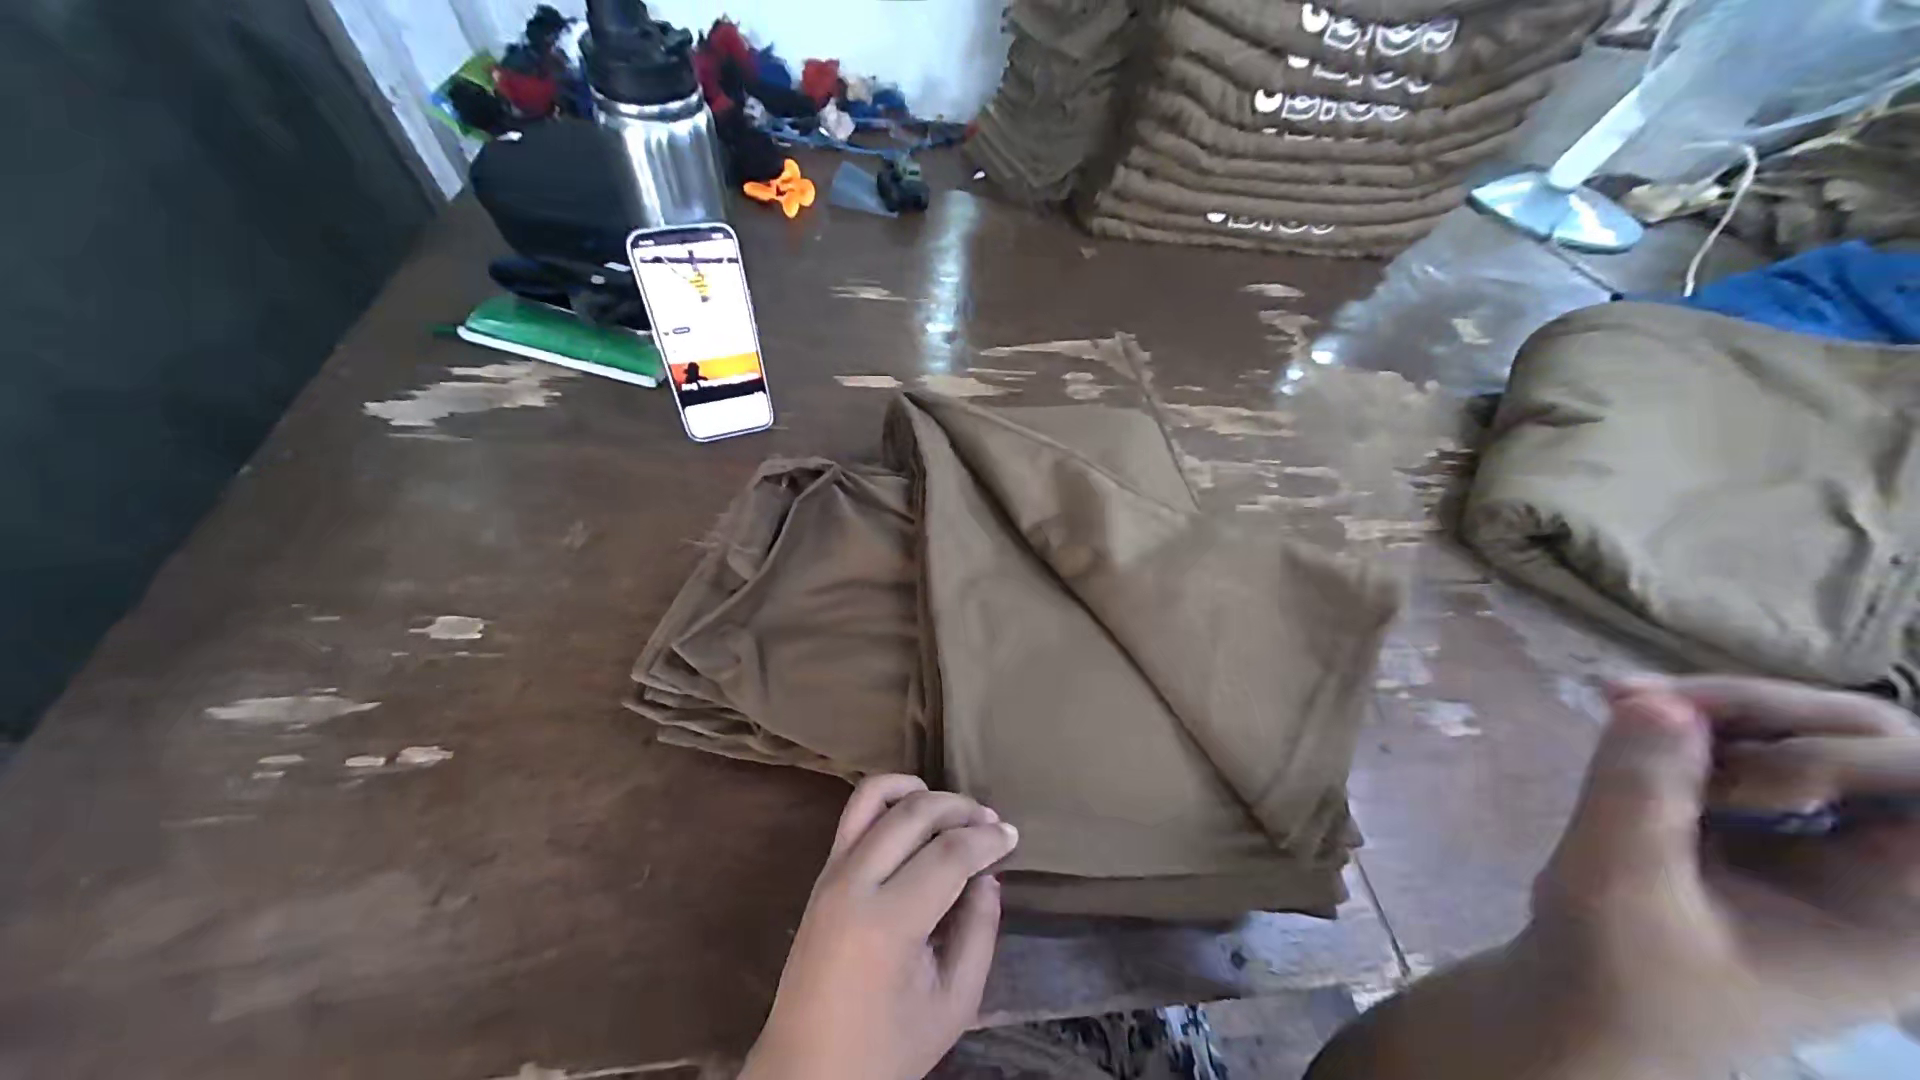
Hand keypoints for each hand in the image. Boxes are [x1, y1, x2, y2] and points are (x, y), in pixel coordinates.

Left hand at [740, 775, 1018, 1079]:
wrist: (807, 1072)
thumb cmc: (887, 1049)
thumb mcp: (954, 1003)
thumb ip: (979, 931)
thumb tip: (986, 875)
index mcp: (888, 923)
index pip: (948, 854)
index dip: (987, 839)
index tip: (1012, 836)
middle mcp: (854, 883)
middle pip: (915, 814)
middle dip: (961, 808)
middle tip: (991, 822)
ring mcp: (830, 872)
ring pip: (876, 797)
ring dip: (922, 792)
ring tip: (954, 809)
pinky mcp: (821, 873)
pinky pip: (854, 813)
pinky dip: (887, 796)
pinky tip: (914, 808)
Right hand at [1523, 675, 1919, 1074]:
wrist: (1585, 1006)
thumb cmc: (1619, 966)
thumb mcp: (1620, 878)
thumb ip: (1640, 789)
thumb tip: (1652, 698)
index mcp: (1904, 909)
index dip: (1845, 751)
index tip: (1724, 759)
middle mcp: (1884, 867)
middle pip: (1870, 743)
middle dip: (1761, 710)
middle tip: (1650, 700)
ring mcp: (1815, 841)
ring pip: (1802, 734)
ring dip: (1714, 709)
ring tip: (1619, 701)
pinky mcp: (1754, 826)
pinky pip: (1745, 752)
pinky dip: (1686, 726)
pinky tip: (1625, 718)